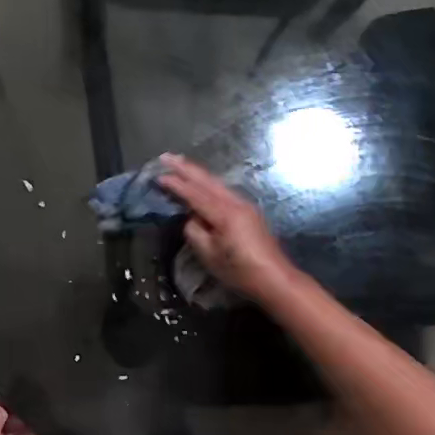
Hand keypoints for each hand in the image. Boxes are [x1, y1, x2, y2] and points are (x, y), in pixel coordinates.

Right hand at [156, 153, 297, 301]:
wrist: (275, 278)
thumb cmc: (240, 271)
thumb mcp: (209, 255)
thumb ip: (194, 231)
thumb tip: (192, 218)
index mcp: (224, 213)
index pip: (195, 194)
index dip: (176, 184)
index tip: (159, 176)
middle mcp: (235, 203)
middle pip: (207, 180)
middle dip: (186, 168)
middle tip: (167, 156)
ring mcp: (245, 205)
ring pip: (217, 183)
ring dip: (198, 173)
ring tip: (181, 164)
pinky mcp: (249, 212)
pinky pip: (224, 191)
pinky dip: (209, 184)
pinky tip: (202, 183)